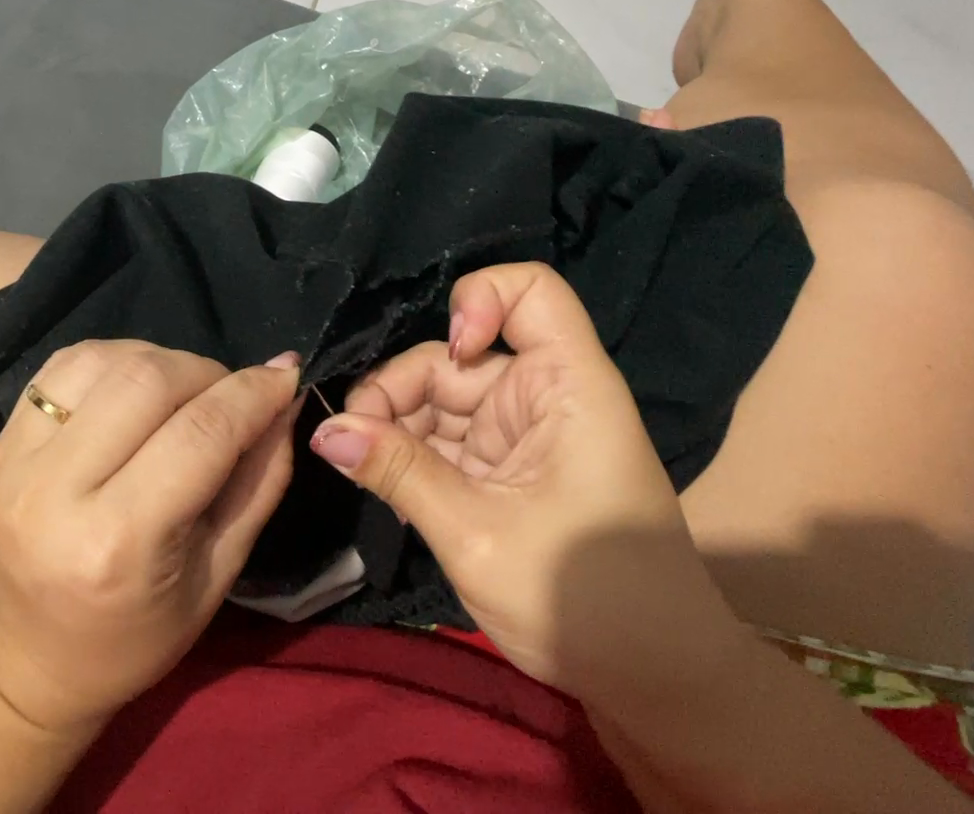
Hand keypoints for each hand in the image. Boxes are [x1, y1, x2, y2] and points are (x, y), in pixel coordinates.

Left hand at [0, 340, 301, 734]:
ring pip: (101, 359)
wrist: (25, 660)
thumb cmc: (134, 638)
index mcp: (117, 544)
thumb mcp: (216, 576)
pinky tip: (133, 390)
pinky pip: (60, 368)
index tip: (285, 377)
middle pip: (146, 379)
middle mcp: (55, 492)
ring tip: (181, 394)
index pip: (200, 434)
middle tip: (230, 397)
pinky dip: (111, 363)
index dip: (253, 393)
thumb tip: (284, 399)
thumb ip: (258, 482)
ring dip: (158, 362)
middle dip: (206, 372)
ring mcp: (13, 462)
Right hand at [309, 263, 739, 701]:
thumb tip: (322, 430)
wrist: (652, 682)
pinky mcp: (501, 472)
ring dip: (392, 428)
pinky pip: (441, 441)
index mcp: (565, 387)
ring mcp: (518, 436)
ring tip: (361, 471)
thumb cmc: (585, 598)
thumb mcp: (477, 533)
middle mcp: (540, 397)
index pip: (529, 292)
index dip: (478, 301)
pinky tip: (380, 484)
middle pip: (454, 355)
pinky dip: (406, 457)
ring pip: (437, 400)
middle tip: (351, 442)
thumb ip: (398, 473)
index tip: (446, 358)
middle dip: (398, 389)